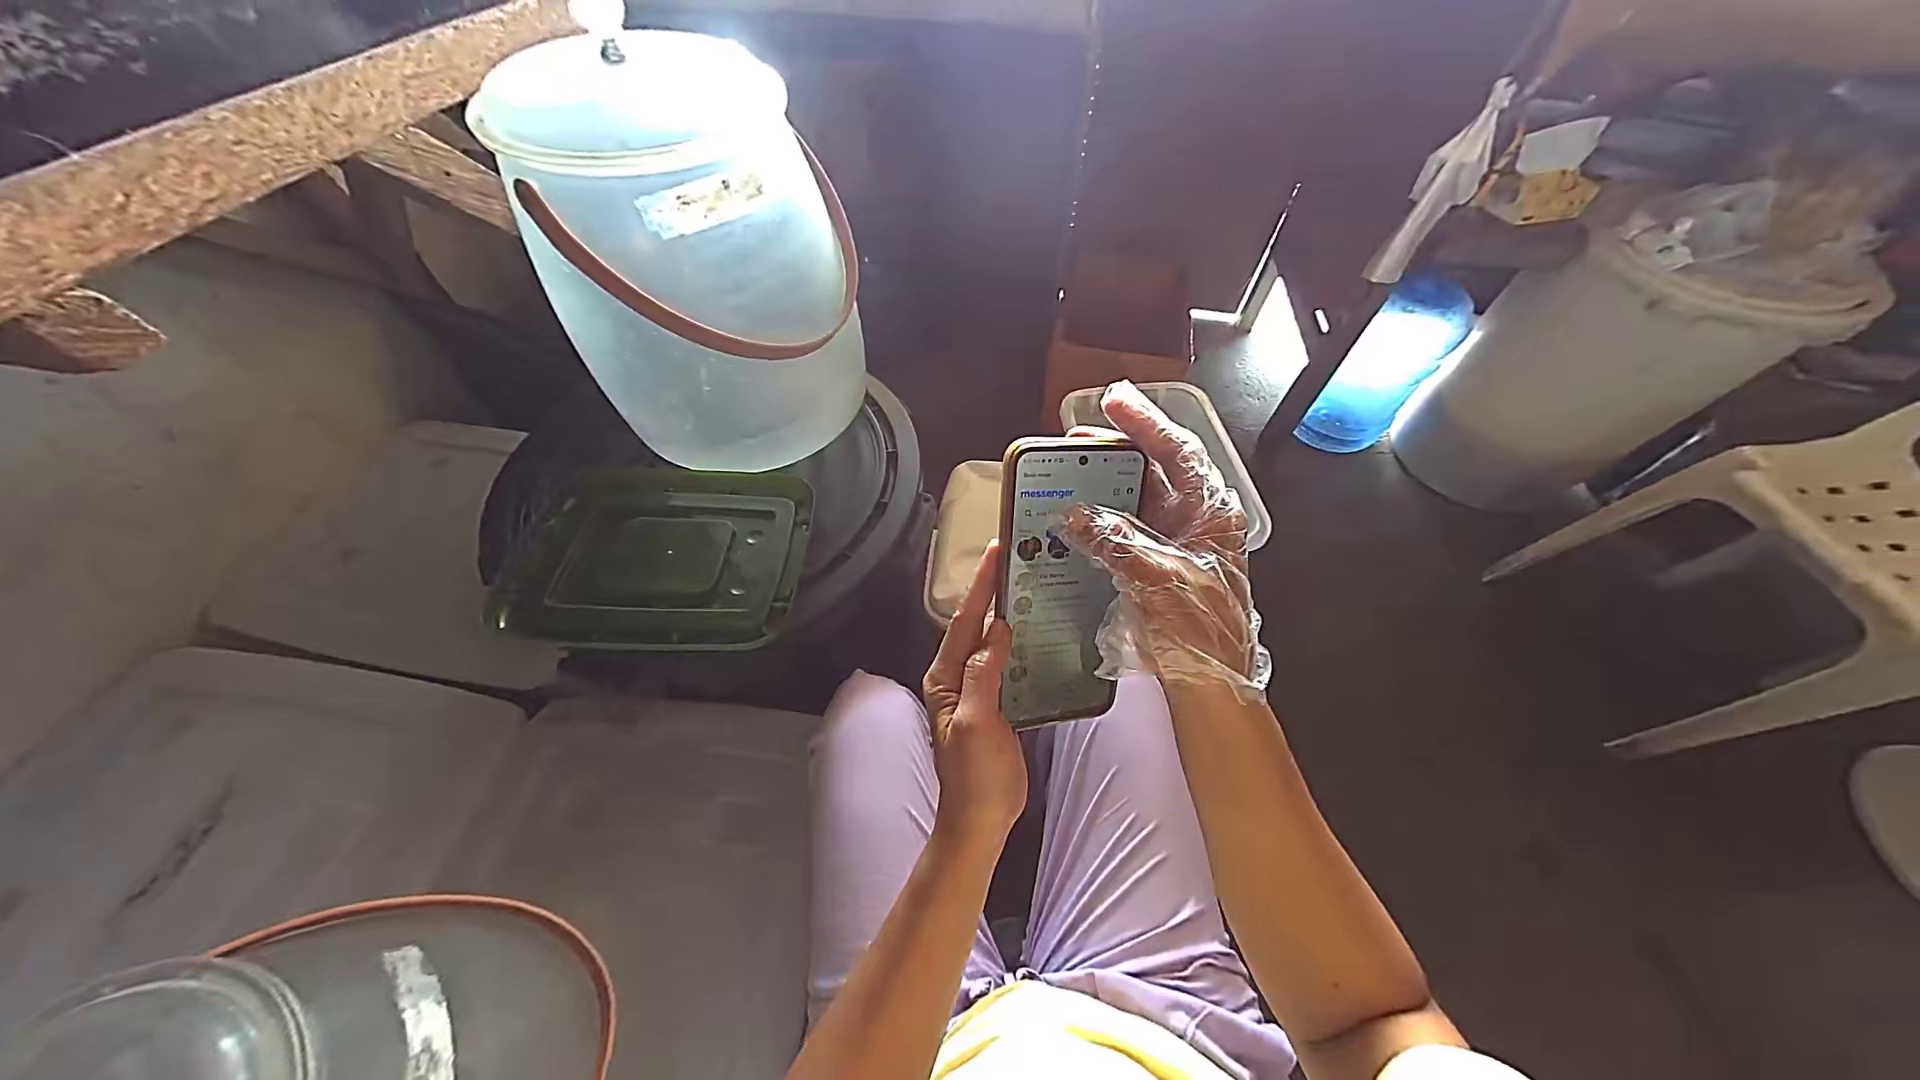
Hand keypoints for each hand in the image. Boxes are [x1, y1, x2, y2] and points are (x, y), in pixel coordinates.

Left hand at [922, 540, 1025, 845]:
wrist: (981, 819)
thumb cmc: (974, 777)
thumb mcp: (977, 722)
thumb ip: (983, 673)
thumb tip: (997, 629)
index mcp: (945, 678)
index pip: (964, 623)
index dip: (981, 587)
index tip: (995, 554)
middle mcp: (956, 678)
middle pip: (975, 626)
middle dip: (992, 591)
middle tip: (1015, 559)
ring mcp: (976, 690)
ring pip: (991, 642)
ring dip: (1007, 614)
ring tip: (1029, 587)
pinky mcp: (995, 703)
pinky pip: (1006, 663)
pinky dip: (1020, 644)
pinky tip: (1037, 634)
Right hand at [1063, 381, 1268, 697]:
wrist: (1208, 680)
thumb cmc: (1204, 631)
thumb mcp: (1160, 577)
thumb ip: (1117, 540)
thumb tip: (1078, 516)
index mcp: (1211, 513)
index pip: (1179, 452)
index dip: (1145, 424)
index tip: (1115, 403)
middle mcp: (1194, 521)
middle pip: (1153, 470)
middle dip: (1114, 453)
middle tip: (1077, 441)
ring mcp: (1173, 542)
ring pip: (1134, 500)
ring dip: (1102, 487)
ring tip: (1069, 474)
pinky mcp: (1153, 564)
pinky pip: (1122, 532)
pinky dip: (1098, 524)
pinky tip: (1075, 521)